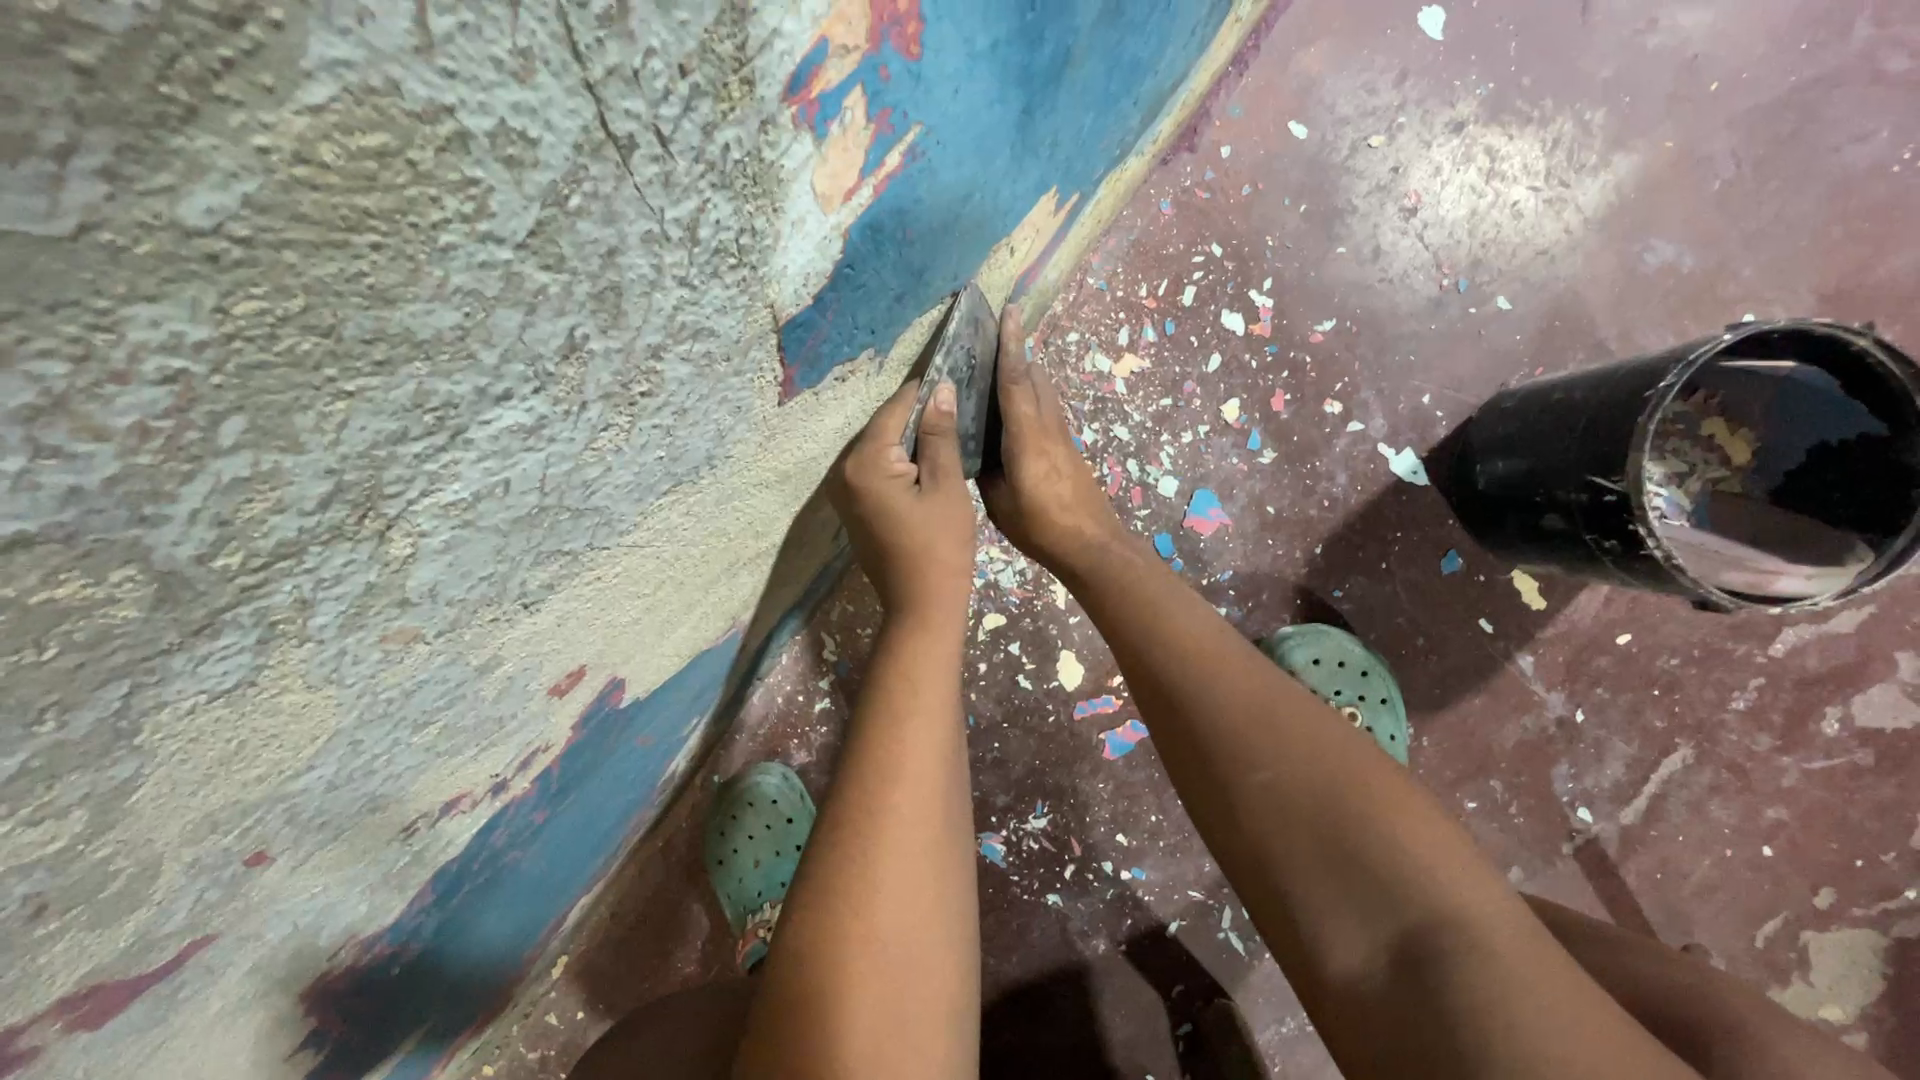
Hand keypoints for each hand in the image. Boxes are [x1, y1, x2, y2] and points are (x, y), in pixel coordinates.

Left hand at [828, 377, 977, 622]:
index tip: (952, 375)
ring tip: (945, 426)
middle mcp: (842, 471)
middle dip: (916, 414)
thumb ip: (939, 435)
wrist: (921, 606)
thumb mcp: (946, 486)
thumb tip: (941, 390)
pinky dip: (897, 460)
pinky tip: (925, 459)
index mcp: (864, 462)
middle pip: (882, 427)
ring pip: (878, 447)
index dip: (924, 391)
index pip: (895, 409)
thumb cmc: (941, 547)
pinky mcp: (850, 507)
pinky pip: (874, 469)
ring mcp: (842, 492)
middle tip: (954, 401)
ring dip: (908, 437)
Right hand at [979, 305, 1126, 575]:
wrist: (1091, 544)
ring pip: (1043, 391)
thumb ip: (986, 467)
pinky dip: (1029, 395)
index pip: (1015, 379)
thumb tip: (975, 444)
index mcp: (1026, 435)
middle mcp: (1047, 425)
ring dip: (1024, 373)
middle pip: (1034, 376)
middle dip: (1016, 351)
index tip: (1008, 310)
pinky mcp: (1067, 447)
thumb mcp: (999, 500)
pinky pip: (1044, 408)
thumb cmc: (1040, 525)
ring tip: (998, 366)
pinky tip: (1013, 408)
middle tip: (992, 332)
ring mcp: (1061, 435)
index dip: (1009, 344)